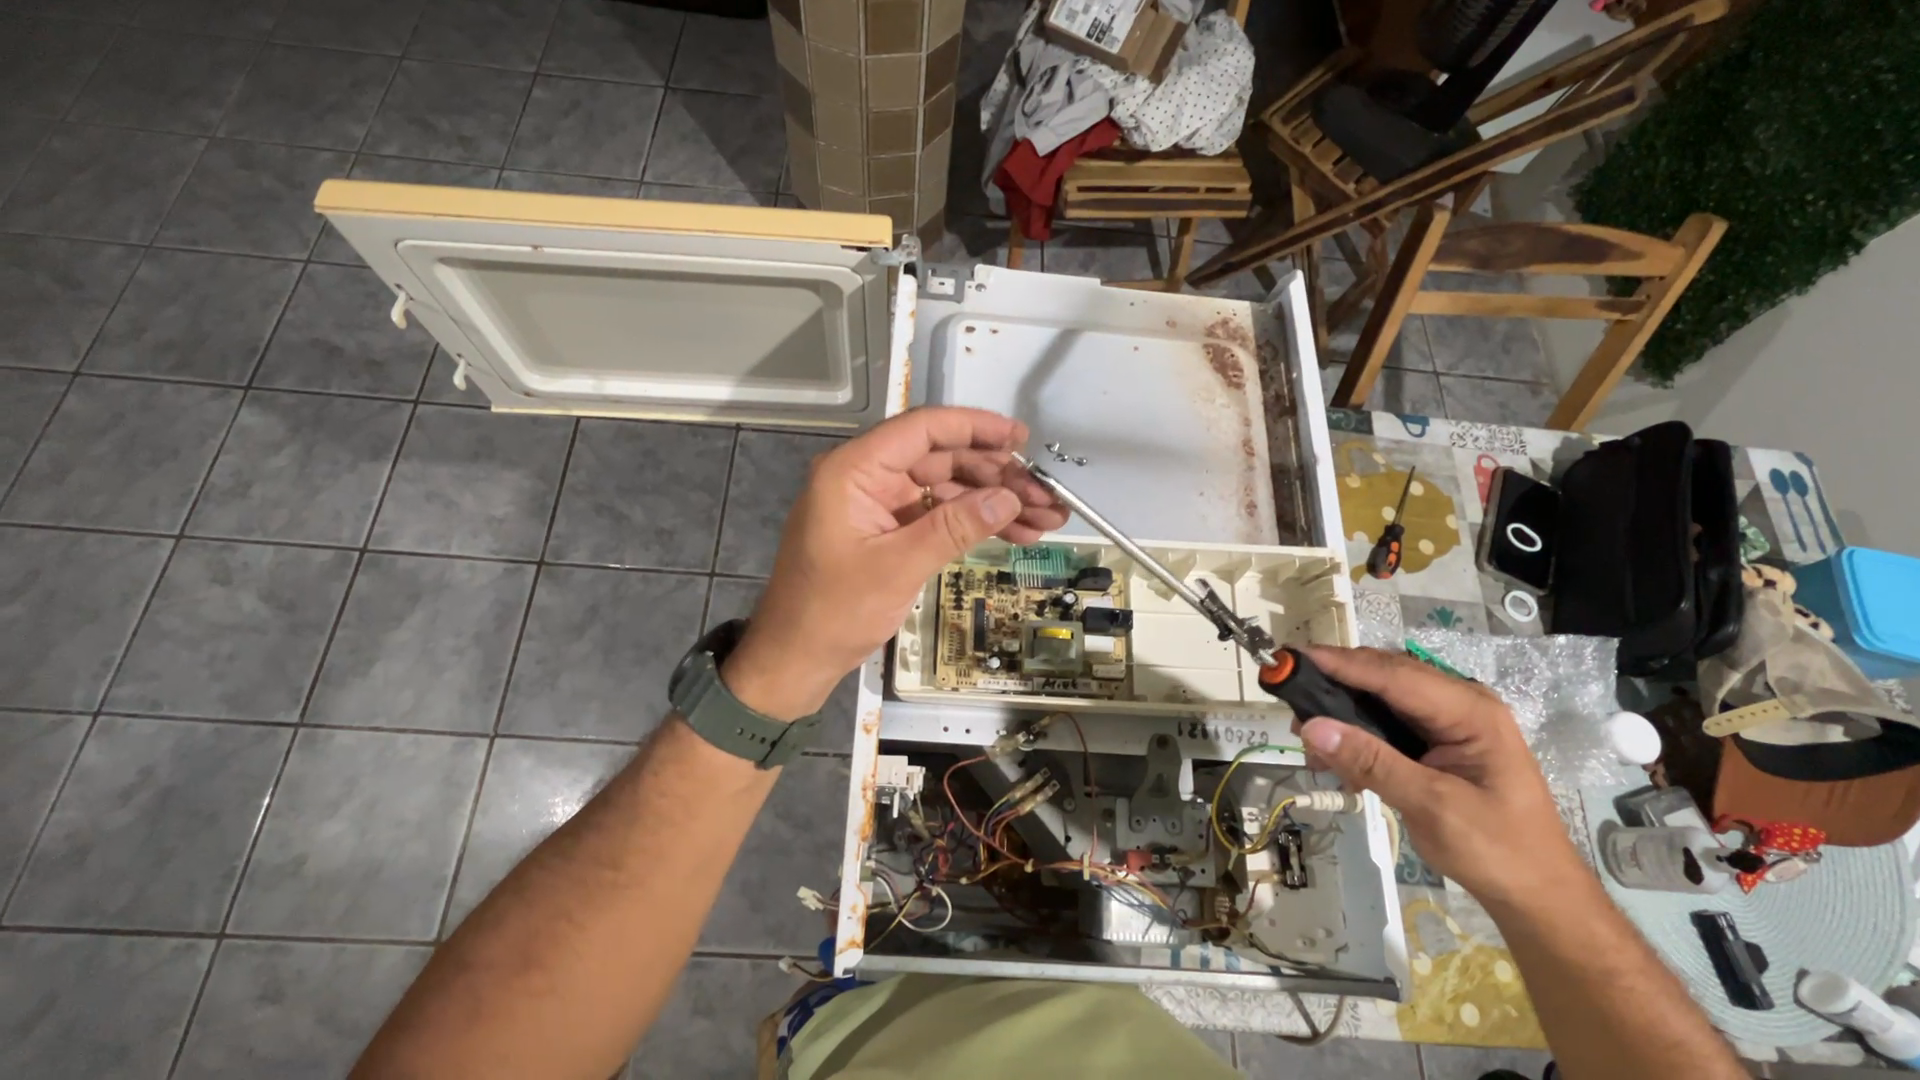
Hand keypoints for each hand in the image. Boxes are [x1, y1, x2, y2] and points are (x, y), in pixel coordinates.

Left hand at [721, 407, 1067, 721]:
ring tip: (1045, 518)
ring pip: (947, 487)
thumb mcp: (898, 567)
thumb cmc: (833, 612)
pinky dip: (974, 523)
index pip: (923, 429)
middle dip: (996, 474)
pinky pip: (938, 514)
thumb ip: (954, 527)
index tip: (1021, 440)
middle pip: (942, 458)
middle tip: (1045, 495)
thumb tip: (1009, 497)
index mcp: (855, 470)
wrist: (794, 659)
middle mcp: (866, 476)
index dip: (976, 428)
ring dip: (994, 501)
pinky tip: (1015, 532)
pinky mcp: (887, 530)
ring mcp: (878, 504)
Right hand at [1294, 646, 1591, 908]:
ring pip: (1383, 699)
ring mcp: (1450, 723)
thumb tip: (1311, 727)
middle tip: (1288, 695)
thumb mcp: (1431, 805)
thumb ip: (1371, 762)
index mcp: (1470, 711)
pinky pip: (1389, 724)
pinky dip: (1358, 735)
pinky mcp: (1439, 743)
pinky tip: (1336, 758)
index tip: (1292, 658)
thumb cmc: (1495, 848)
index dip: (1341, 664)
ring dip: (1343, 712)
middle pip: (1386, 677)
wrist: (1537, 893)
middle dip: (1336, 683)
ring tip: (1306, 734)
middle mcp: (1460, 705)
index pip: (1393, 674)